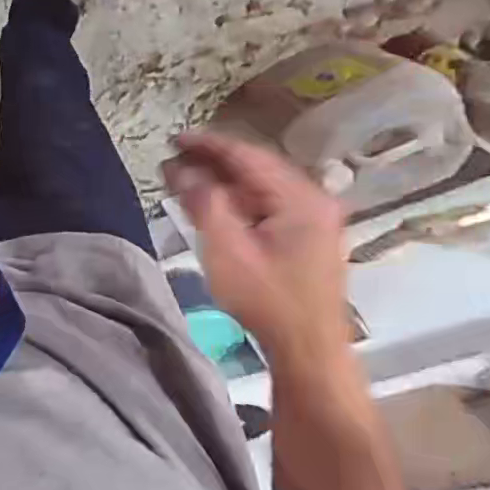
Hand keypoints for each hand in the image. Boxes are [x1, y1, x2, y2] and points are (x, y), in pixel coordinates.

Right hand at [163, 131, 348, 356]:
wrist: (308, 350)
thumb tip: (181, 169)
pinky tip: (214, 202)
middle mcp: (313, 200)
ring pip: (261, 185)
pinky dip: (238, 198)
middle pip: (256, 167)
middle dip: (213, 161)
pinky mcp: (308, 236)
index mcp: (300, 198)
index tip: (175, 139)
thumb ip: (204, 203)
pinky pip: (268, 203)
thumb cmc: (267, 301)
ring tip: (187, 177)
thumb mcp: (227, 250)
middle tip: (175, 158)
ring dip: (224, 179)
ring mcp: (314, 218)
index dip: (208, 145)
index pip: (248, 156)